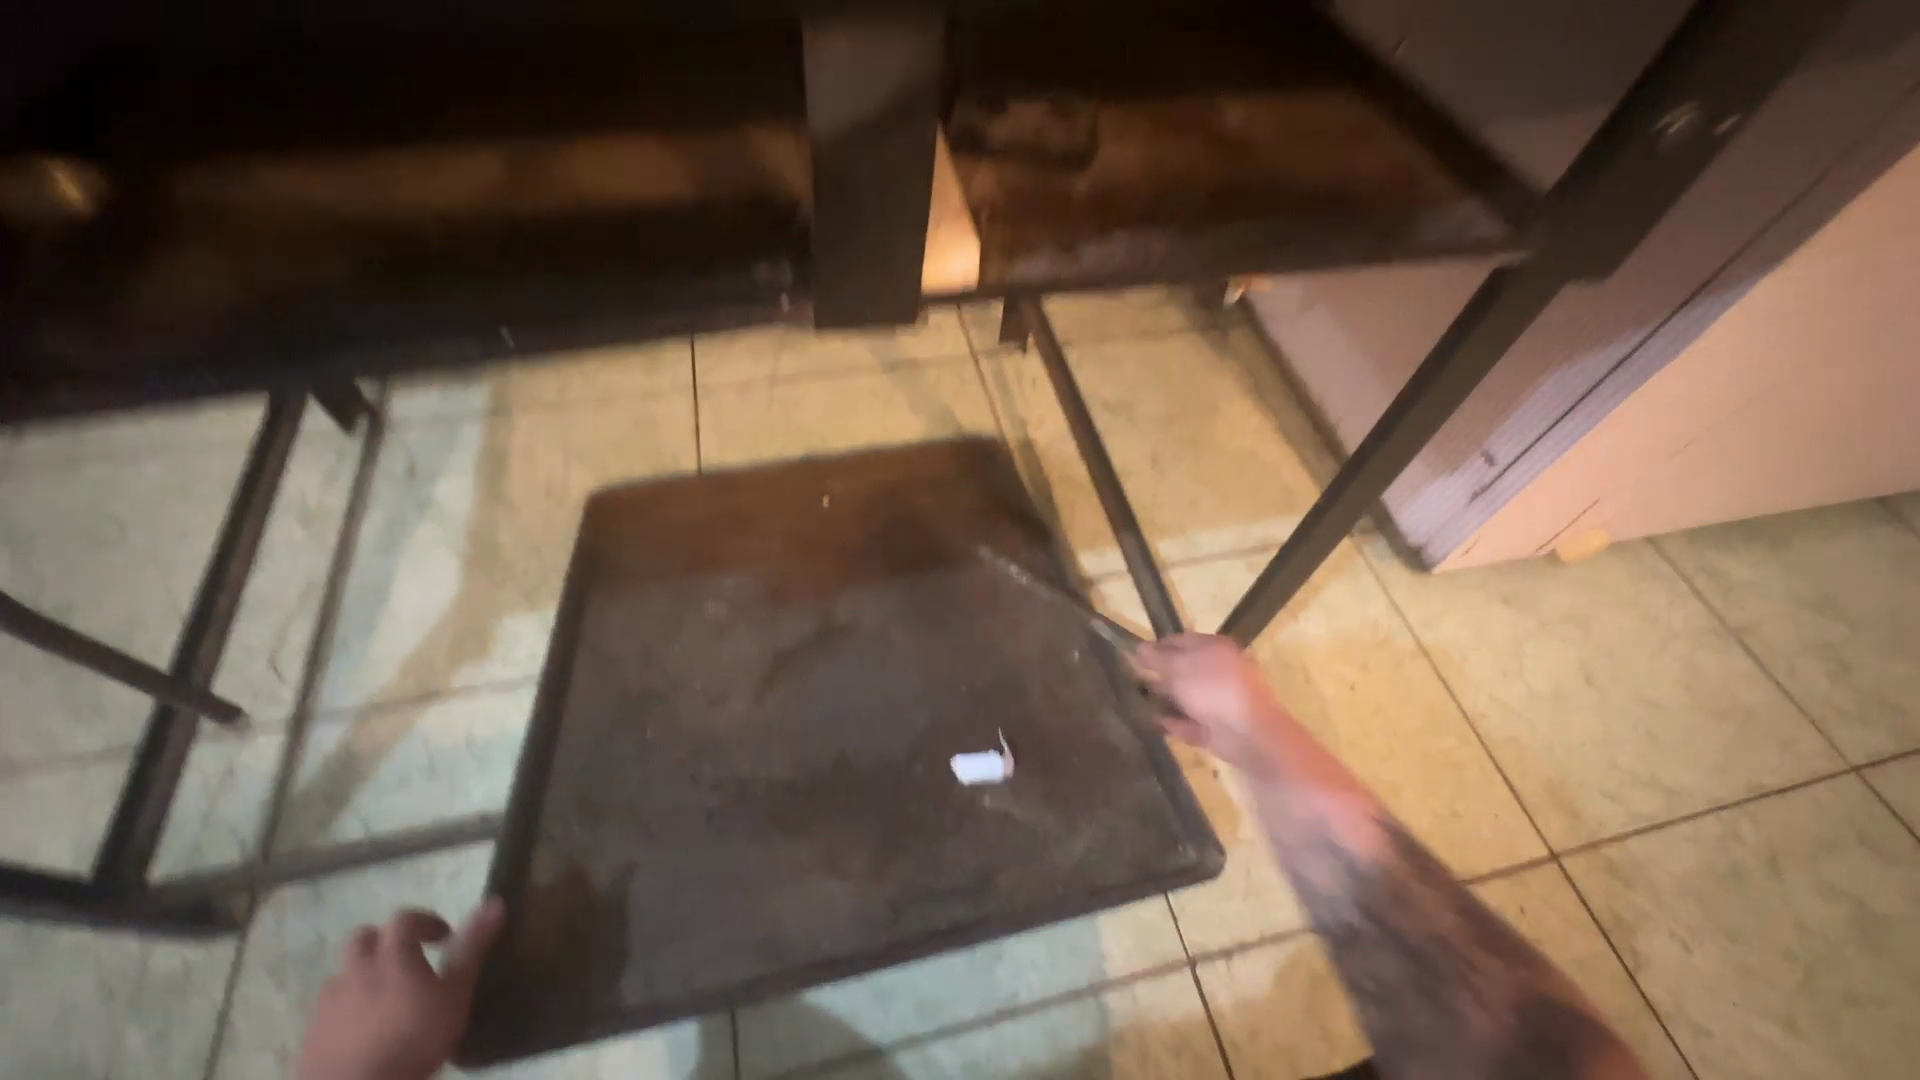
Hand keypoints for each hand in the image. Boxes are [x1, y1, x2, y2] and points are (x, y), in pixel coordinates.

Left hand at [297, 898, 505, 1079]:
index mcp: (391, 956)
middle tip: (411, 960)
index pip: (404, 918)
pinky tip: (365, 1030)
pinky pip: (330, 1008)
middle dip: (387, 941)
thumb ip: (473, 947)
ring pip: (343, 973)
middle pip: (363, 938)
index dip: (426, 921)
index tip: (445, 938)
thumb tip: (496, 902)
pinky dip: (349, 1007)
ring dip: (364, 974)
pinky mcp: (311, 1036)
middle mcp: (354, 971)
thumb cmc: (413, 1039)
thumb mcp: (456, 993)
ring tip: (388, 998)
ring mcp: (327, 1004)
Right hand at [1133, 634, 1291, 773]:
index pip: (1180, 640)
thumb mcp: (1178, 667)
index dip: (1156, 646)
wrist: (1248, 733)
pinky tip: (1157, 722)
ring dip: (1166, 699)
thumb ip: (1156, 657)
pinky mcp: (1219, 725)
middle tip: (1134, 679)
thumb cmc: (1213, 689)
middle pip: (1184, 668)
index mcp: (1214, 648)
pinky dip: (1176, 722)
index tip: (1134, 657)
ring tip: (1140, 702)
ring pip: (1188, 695)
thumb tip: (1138, 647)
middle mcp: (1220, 670)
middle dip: (1160, 674)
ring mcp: (1221, 699)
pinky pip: (1192, 721)